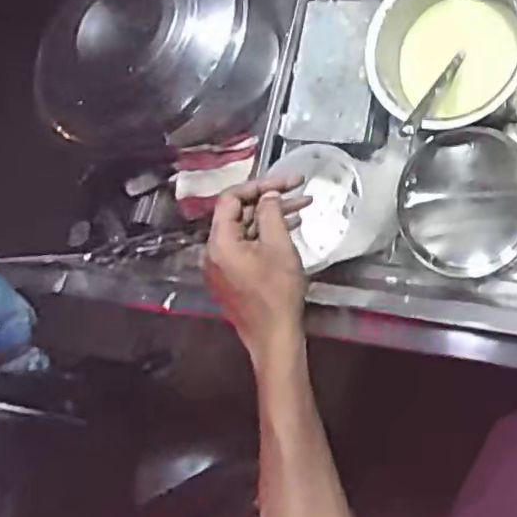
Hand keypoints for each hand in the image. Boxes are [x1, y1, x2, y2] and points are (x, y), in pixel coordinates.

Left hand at [204, 178, 313, 361]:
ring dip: (271, 215)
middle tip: (300, 190)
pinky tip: (289, 227)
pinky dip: (266, 232)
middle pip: (237, 213)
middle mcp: (213, 252)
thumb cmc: (277, 289)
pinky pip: (246, 244)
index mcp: (219, 242)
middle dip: (269, 199)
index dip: (259, 185)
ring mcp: (221, 265)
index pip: (231, 199)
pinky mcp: (232, 275)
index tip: (288, 182)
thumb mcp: (279, 245)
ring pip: (245, 229)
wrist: (273, 334)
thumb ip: (271, 214)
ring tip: (303, 206)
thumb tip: (268, 194)